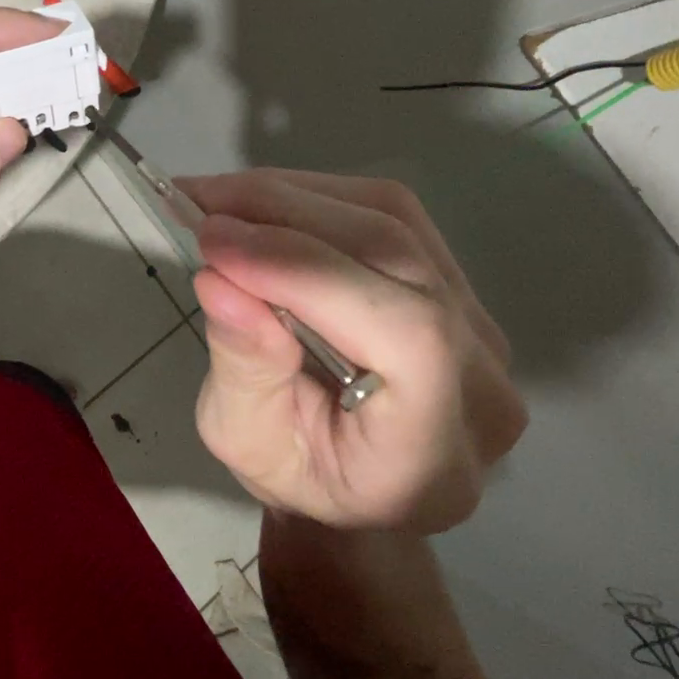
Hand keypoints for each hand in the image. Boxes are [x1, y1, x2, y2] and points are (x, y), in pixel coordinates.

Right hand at [179, 170, 526, 532]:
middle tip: (197, 202)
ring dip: (294, 197)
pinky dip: (313, 199)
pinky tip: (261, 208)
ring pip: (394, 219)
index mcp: (435, 446)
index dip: (306, 271)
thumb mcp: (243, 439)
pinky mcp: (454, 283)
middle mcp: (480, 375)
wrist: (354, 481)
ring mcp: (478, 321)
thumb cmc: (295, 473)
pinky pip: (389, 216)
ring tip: (220, 200)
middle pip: (397, 256)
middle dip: (284, 215)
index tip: (213, 241)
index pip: (402, 332)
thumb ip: (242, 366)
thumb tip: (220, 280)